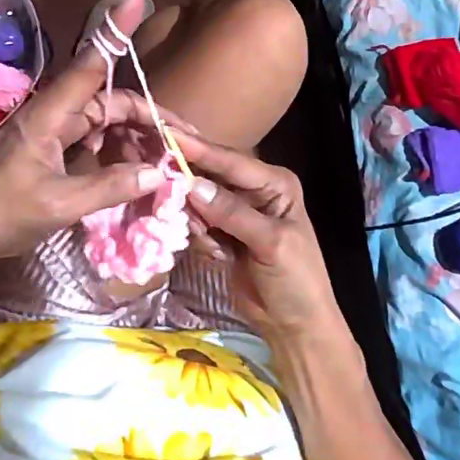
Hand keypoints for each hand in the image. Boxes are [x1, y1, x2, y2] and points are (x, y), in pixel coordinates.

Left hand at [0, 0, 175, 268]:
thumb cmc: (4, 214)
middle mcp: (52, 112)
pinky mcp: (50, 146)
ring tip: (167, 155)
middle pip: (107, 97)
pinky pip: (92, 136)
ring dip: (134, 132)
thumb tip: (158, 172)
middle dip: (147, 114)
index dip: (114, 30)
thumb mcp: (59, 205)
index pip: (88, 63)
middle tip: (183, 139)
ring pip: (103, 118)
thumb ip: (109, 186)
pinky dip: (117, 146)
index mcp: (48, 114)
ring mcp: (50, 129)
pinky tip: (136, 165)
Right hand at [175, 129, 341, 338]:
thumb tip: (192, 185)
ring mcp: (235, 212)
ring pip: (198, 200)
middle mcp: (254, 190)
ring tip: (216, 246)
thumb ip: (232, 212)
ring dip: (197, 221)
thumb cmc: (296, 281)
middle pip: (209, 175)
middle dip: (189, 185)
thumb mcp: (270, 243)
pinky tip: (218, 256)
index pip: (230, 161)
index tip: (165, 133)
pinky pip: (197, 224)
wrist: (296, 326)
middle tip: (163, 185)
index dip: (198, 149)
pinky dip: (200, 238)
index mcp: (274, 183)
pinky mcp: (221, 234)